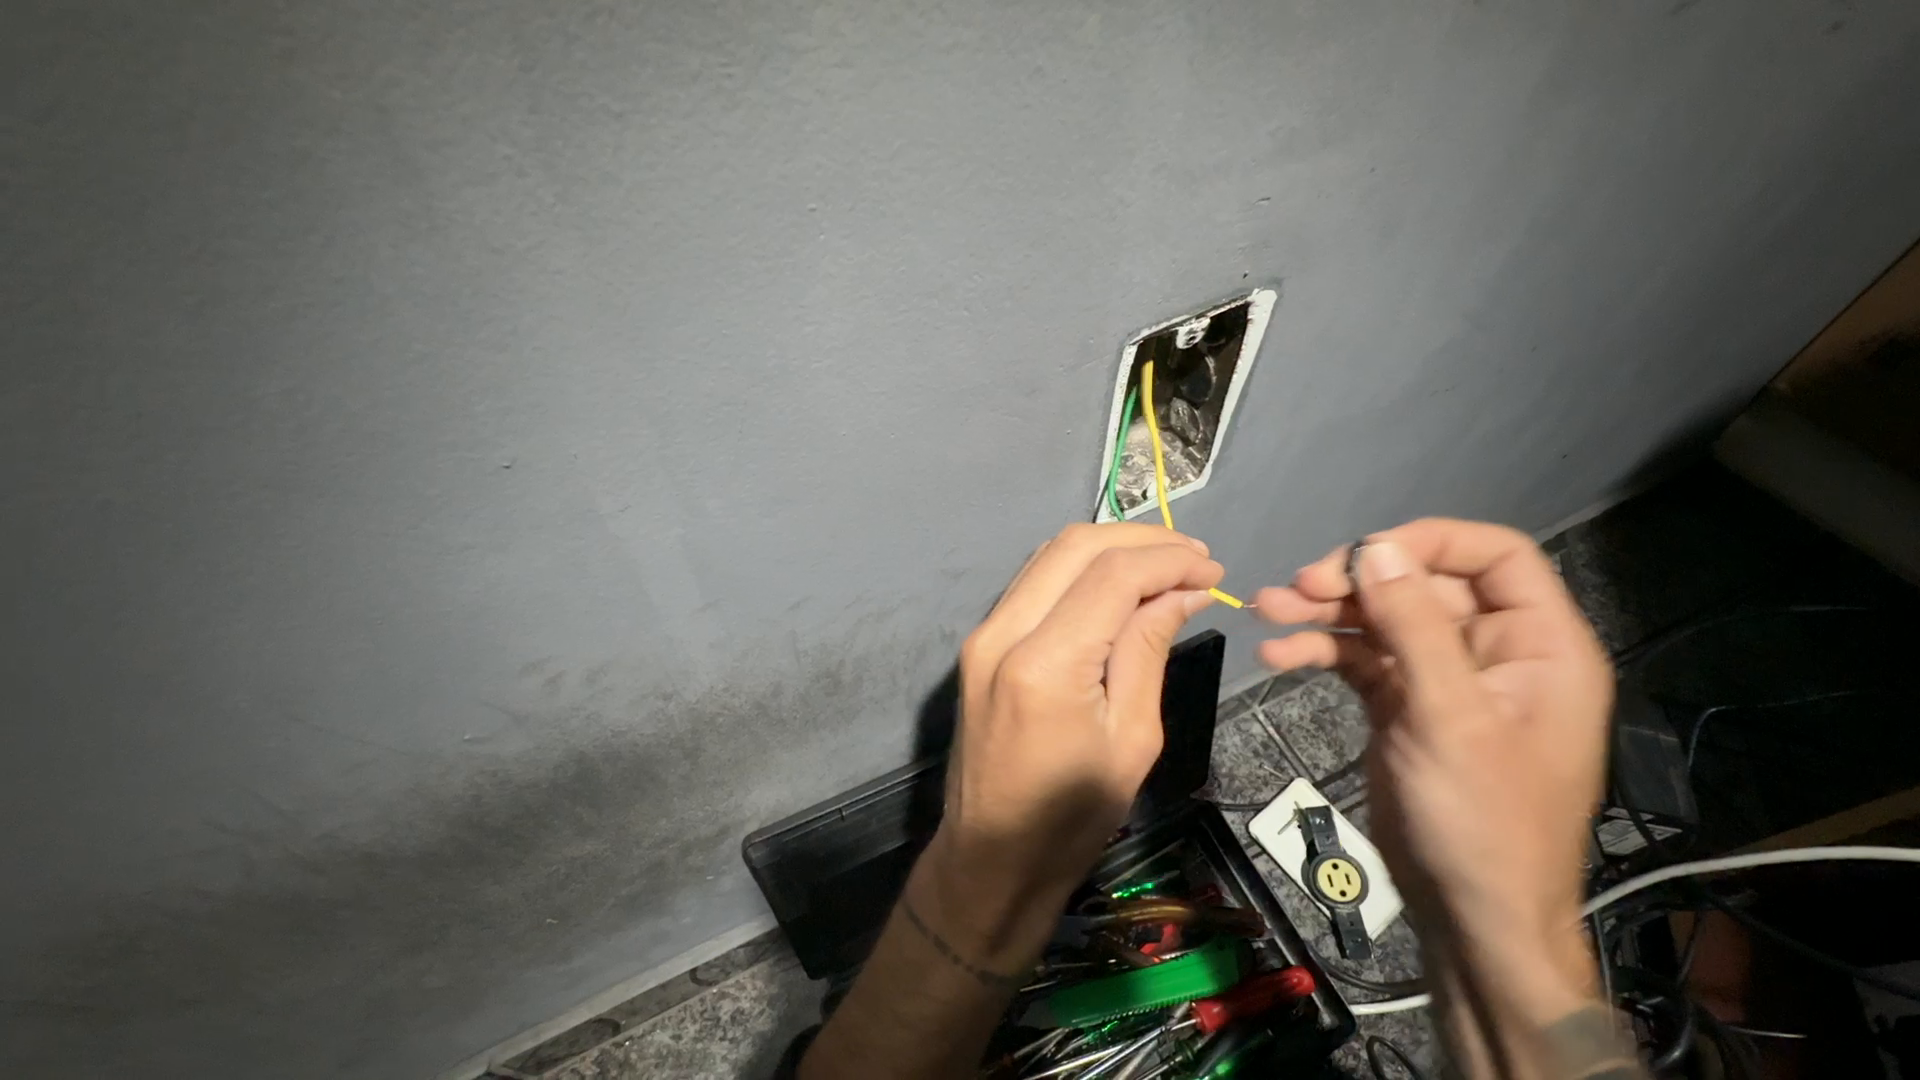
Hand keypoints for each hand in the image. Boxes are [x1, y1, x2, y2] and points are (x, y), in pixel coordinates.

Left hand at [919, 523, 1223, 969]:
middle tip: (1194, 558)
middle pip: (1074, 546)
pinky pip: (1033, 583)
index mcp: (1044, 663)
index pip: (1112, 575)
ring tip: (1166, 565)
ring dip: (1109, 549)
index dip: (1169, 561)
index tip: (1214, 570)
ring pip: (1049, 556)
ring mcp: (982, 635)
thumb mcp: (1132, 739)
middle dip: (1141, 540)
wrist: (992, 854)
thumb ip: (1149, 650)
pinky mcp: (980, 644)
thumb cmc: (1072, 817)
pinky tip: (1119, 586)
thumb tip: (1182, 592)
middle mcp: (1002, 632)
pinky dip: (1079, 572)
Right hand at [1253, 520, 1612, 1018]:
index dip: (1429, 542)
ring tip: (1266, 611)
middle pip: (1421, 585)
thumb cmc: (1481, 819)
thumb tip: (1377, 549)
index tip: (1362, 553)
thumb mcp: (1449, 717)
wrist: (1468, 914)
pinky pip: (1359, 660)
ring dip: (1323, 614)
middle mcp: (1491, 651)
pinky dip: (1319, 653)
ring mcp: (1442, 678)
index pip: (1494, 557)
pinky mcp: (1402, 704)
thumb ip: (1415, 626)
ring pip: (1380, 620)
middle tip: (1296, 588)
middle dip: (1355, 582)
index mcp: (1537, 645)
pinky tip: (1277, 656)